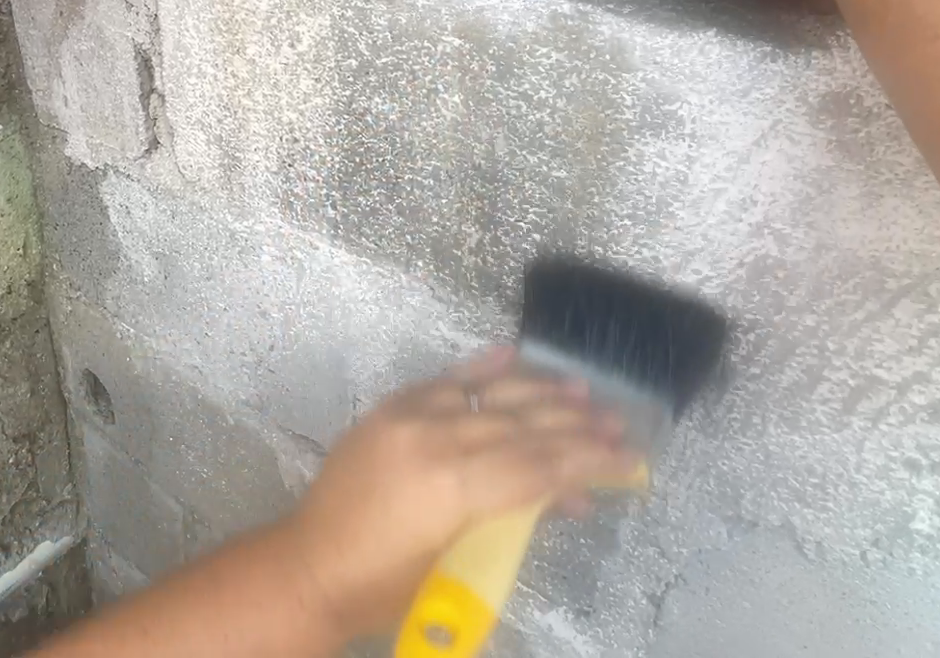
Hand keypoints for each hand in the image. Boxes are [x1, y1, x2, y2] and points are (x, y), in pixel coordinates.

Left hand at [276, 349, 634, 639]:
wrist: (311, 564)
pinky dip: (477, 367)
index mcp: (453, 486)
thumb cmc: (387, 585)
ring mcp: (407, 416)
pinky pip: (441, 381)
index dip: (587, 460)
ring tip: (583, 390)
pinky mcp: (389, 408)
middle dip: (573, 426)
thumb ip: (512, 521)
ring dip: (536, 392)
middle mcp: (433, 438)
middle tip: (620, 423)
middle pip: (518, 426)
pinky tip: (510, 353)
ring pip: (486, 397)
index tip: (629, 456)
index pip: (536, 465)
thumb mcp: (460, 562)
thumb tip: (569, 498)